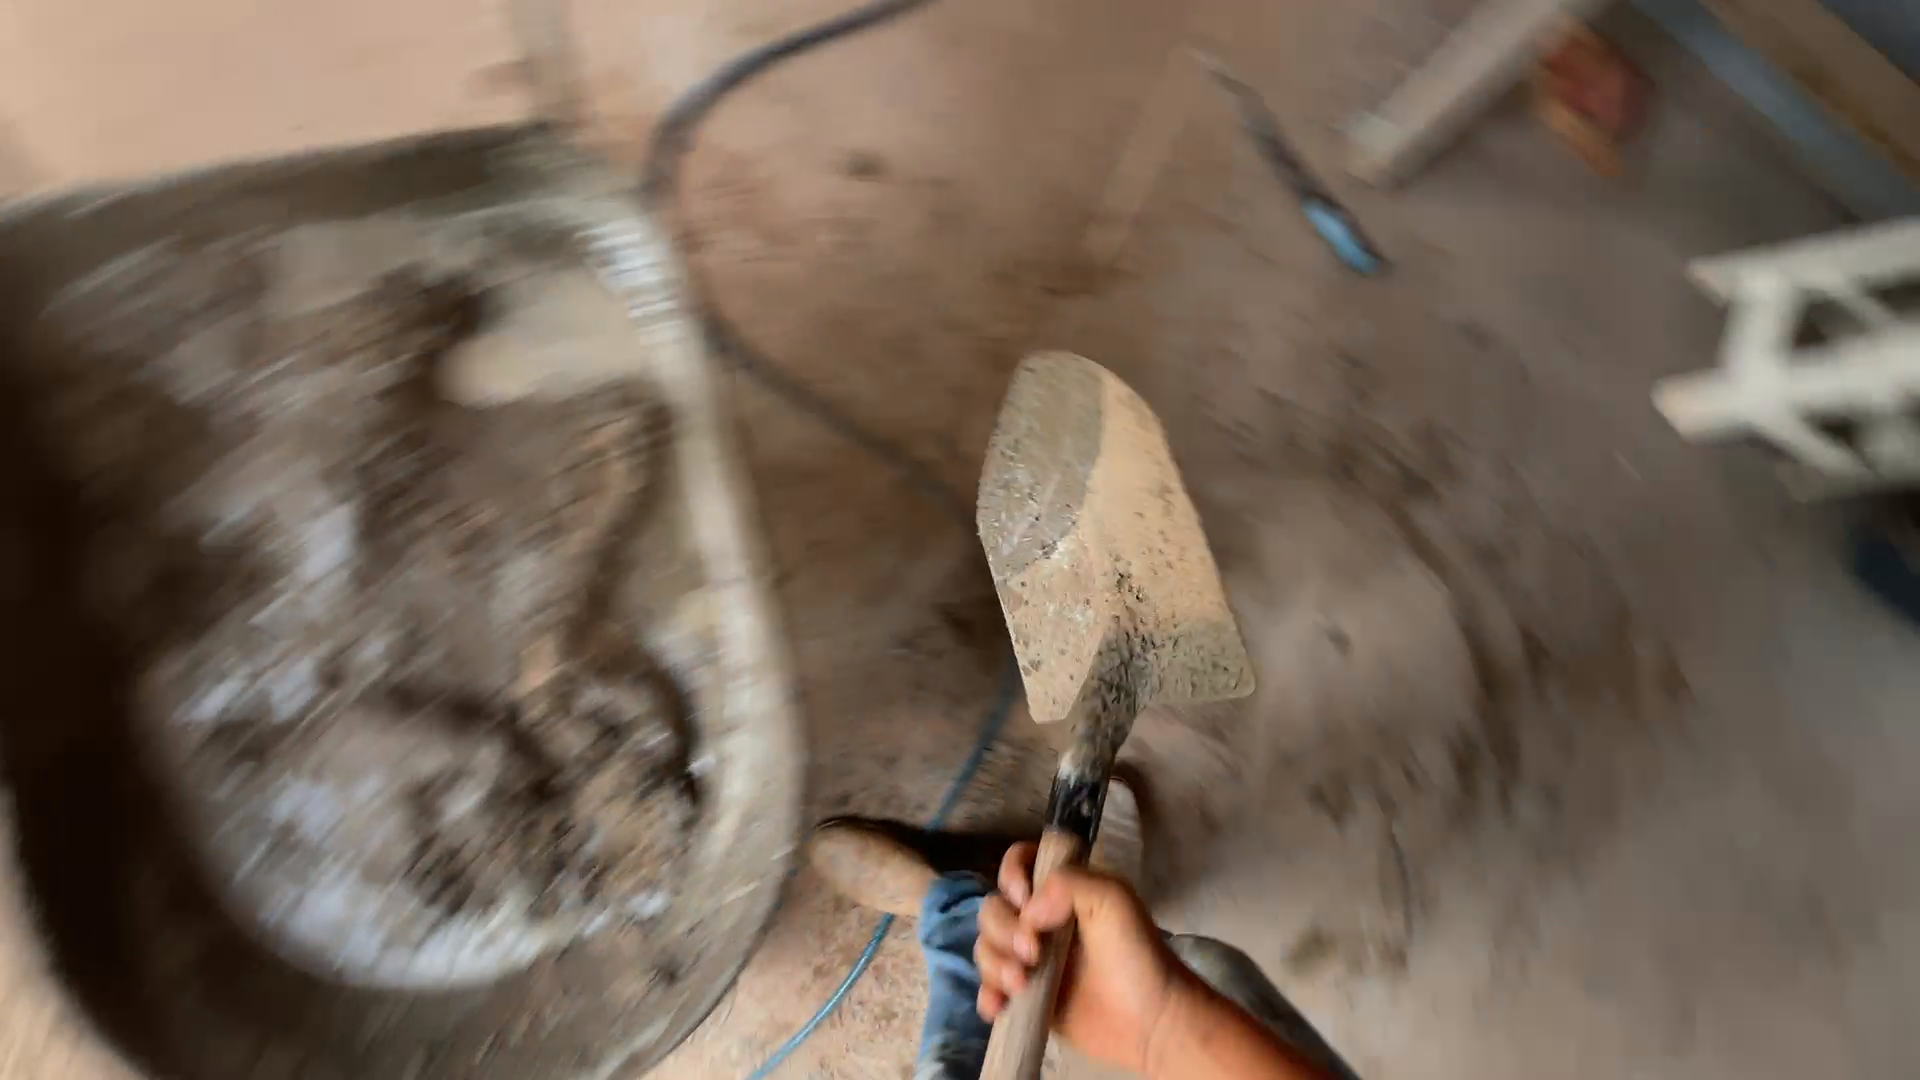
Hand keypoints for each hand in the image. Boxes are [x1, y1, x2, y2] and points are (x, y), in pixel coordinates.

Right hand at [974, 842, 1186, 1074]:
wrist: (1150, 1021)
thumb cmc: (1135, 953)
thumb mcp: (1113, 899)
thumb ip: (1069, 883)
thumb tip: (1027, 909)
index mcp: (1059, 888)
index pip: (1017, 863)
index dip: (1011, 875)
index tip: (1024, 898)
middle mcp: (1039, 918)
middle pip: (993, 908)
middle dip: (1005, 930)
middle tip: (1033, 953)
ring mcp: (1030, 959)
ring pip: (987, 947)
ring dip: (996, 963)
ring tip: (1022, 984)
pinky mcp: (1026, 996)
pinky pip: (990, 989)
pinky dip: (988, 995)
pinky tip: (999, 1006)